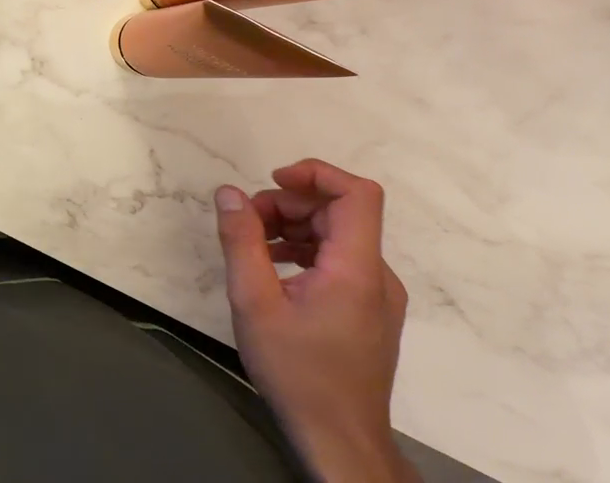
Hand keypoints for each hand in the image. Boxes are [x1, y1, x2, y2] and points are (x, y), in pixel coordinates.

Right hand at [214, 160, 414, 482]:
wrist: (338, 437)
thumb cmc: (296, 369)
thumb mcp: (253, 300)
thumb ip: (241, 240)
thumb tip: (231, 192)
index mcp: (357, 269)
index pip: (357, 194)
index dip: (315, 173)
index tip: (271, 180)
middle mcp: (378, 275)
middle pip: (339, 212)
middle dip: (287, 204)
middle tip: (243, 225)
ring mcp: (377, 294)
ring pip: (337, 235)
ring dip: (292, 228)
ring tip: (251, 249)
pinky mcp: (368, 310)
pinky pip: (339, 261)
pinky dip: (304, 251)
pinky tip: (272, 272)